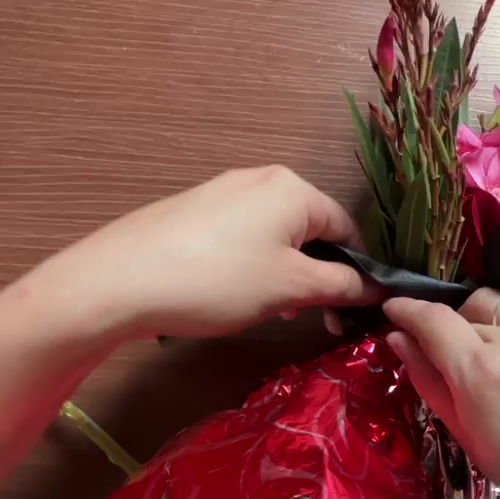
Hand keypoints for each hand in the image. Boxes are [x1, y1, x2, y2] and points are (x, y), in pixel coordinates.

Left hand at [37, 166, 377, 339]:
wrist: (117, 282)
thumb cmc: (220, 280)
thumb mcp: (293, 287)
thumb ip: (344, 286)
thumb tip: (382, 288)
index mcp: (294, 189)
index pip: (349, 230)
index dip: (358, 274)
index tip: (351, 313)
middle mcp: (261, 180)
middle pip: (313, 232)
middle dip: (321, 277)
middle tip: (314, 319)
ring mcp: (223, 193)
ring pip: (278, 238)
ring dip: (289, 277)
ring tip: (273, 312)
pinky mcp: (194, 212)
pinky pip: (245, 238)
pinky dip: (255, 268)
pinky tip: (237, 296)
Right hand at [382, 291, 499, 498]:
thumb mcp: (474, 443)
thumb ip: (434, 386)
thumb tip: (401, 342)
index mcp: (481, 374)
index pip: (431, 319)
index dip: (405, 310)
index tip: (393, 312)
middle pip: (462, 312)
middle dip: (445, 330)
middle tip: (445, 361)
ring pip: (496, 309)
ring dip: (478, 326)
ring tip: (486, 365)